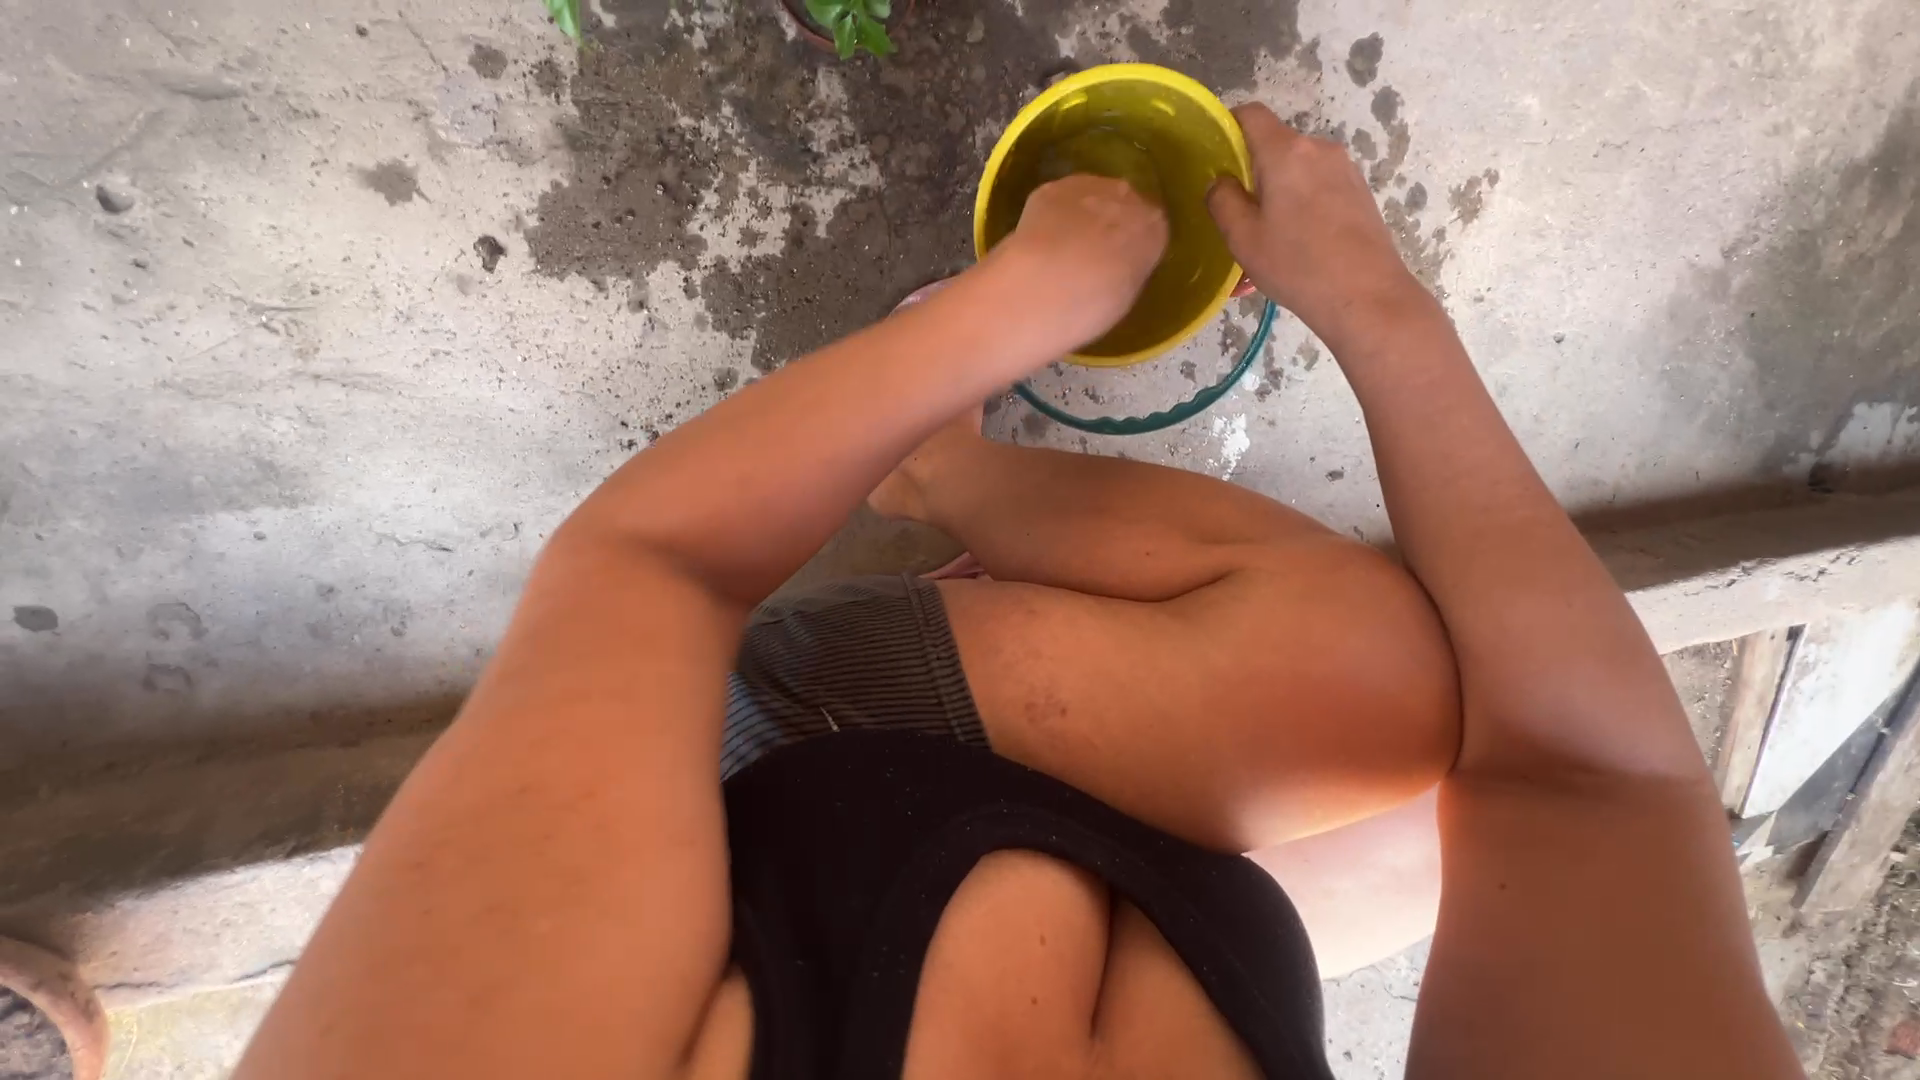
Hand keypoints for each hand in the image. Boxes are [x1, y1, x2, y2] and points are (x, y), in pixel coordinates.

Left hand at [989, 174, 1168, 348]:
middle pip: (1121, 206)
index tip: (1118, 264)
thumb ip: (1127, 272)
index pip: (1149, 231)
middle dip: (1106, 226)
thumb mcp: (1126, 296)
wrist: (1051, 283)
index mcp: (1154, 229)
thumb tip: (1116, 269)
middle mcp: (1127, 197)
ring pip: (1088, 198)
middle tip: (1088, 256)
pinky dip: (1049, 217)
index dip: (1131, 247)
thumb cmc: (1095, 304)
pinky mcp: (1051, 189)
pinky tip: (1038, 239)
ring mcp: (1088, 187)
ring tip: (1059, 248)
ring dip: (1078, 217)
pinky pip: (1055, 201)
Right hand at [1209, 104, 1434, 350]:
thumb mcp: (1243, 237)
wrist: (1365, 294)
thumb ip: (1222, 201)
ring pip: (1294, 177)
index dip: (1226, 127)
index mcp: (1286, 152)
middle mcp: (1318, 149)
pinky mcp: (1358, 193)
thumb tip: (1221, 182)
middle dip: (1250, 178)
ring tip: (1260, 248)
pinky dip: (1295, 214)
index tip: (1210, 156)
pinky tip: (1288, 253)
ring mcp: (1343, 170)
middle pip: (1273, 149)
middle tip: (1232, 220)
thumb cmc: (1296, 264)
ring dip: (1272, 203)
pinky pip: (1315, 194)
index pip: (1250, 115)